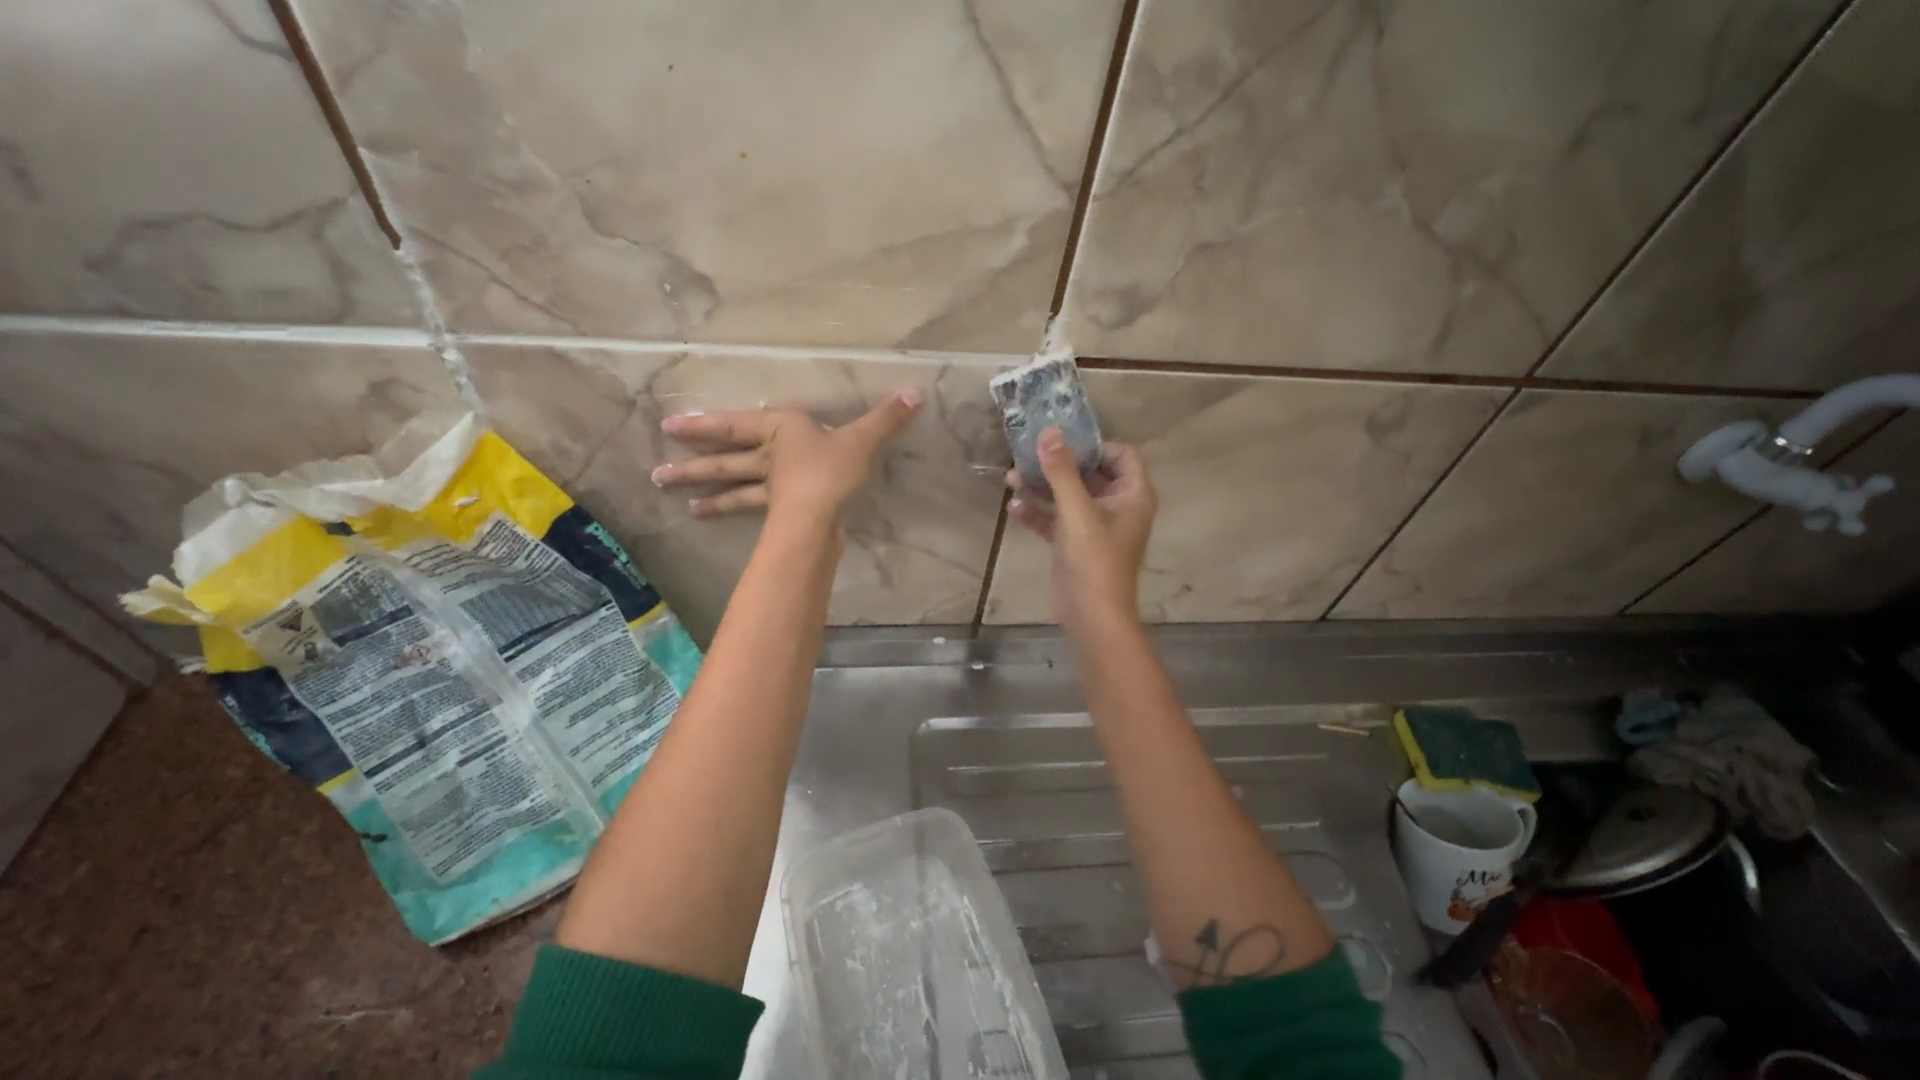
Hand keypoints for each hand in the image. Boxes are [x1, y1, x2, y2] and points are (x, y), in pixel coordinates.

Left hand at [652, 388, 923, 524]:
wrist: (822, 518)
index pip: (735, 423)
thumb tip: (918, 392)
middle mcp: (768, 454)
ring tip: (678, 498)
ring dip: (705, 490)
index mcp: (781, 429)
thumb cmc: (832, 471)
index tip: (671, 426)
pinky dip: (727, 510)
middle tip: (658, 473)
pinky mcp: (776, 512)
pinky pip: (749, 507)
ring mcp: (770, 486)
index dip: (705, 424)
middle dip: (693, 463)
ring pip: (731, 484)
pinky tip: (704, 516)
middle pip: (725, 458)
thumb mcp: (862, 440)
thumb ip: (887, 418)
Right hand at [1007, 428, 1156, 628]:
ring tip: (1011, 475)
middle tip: (1028, 451)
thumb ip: (1062, 471)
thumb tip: (1049, 432)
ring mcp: (1096, 527)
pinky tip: (1013, 507)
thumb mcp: (1076, 510)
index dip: (1094, 445)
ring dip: (1042, 486)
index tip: (1063, 440)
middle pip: (1090, 473)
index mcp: (1133, 494)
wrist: (1092, 615)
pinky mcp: (1076, 545)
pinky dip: (1038, 513)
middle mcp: (1118, 506)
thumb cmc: (1094, 558)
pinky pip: (1057, 520)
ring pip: (1069, 496)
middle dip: (1059, 463)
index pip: (1121, 454)